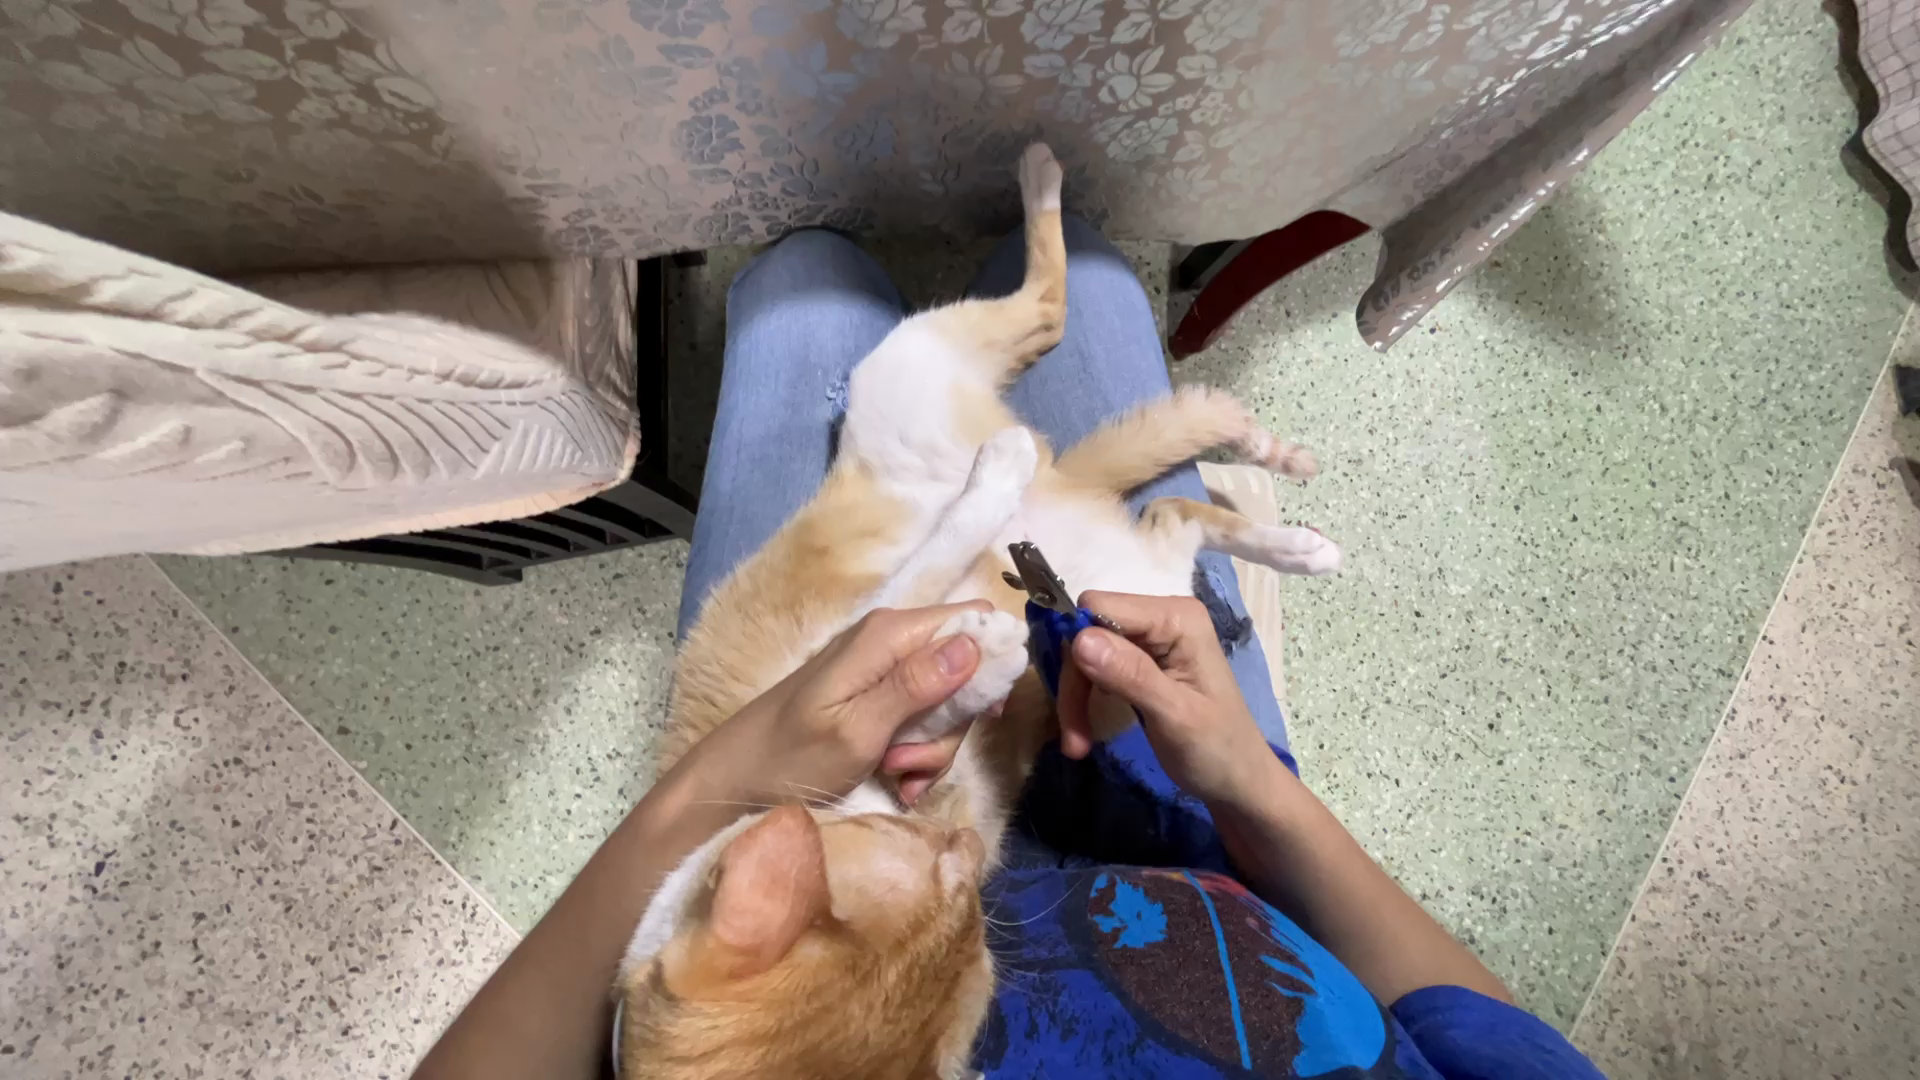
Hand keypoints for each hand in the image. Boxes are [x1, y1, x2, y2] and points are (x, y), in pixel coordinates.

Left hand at [676, 602, 995, 807]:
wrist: (733, 783)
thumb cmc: (789, 757)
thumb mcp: (857, 729)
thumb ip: (916, 685)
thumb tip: (975, 644)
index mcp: (890, 634)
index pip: (972, 620)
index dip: (992, 661)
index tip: (989, 712)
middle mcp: (893, 642)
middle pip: (964, 670)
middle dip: (952, 723)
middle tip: (910, 762)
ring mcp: (885, 672)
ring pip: (946, 704)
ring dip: (932, 749)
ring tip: (894, 775)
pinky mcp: (878, 700)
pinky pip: (921, 722)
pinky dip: (916, 756)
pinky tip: (894, 780)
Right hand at [1057, 591, 1278, 806]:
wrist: (1239, 782)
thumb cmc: (1217, 751)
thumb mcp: (1175, 716)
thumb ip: (1131, 674)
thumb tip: (1080, 639)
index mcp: (1176, 617)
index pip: (1099, 607)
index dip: (1076, 645)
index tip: (1071, 696)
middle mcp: (1161, 616)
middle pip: (1087, 628)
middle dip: (1075, 680)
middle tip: (1074, 733)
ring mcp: (1150, 636)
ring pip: (1084, 649)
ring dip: (1075, 695)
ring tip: (1077, 742)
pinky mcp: (1140, 657)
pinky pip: (1094, 664)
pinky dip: (1083, 697)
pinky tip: (1084, 731)